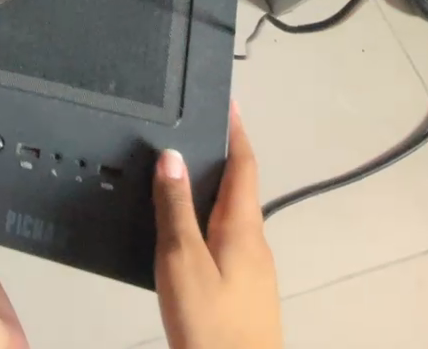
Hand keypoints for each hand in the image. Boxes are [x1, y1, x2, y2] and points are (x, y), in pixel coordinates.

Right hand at [152, 108, 283, 348]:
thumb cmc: (210, 324)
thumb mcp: (182, 261)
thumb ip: (176, 207)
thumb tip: (172, 155)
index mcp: (244, 229)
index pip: (244, 167)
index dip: (236, 132)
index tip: (228, 102)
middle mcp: (255, 245)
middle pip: (239, 190)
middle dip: (219, 158)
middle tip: (186, 131)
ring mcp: (253, 273)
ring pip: (231, 216)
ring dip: (210, 189)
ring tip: (174, 173)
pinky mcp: (243, 295)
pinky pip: (224, 239)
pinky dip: (205, 218)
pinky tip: (181, 230)